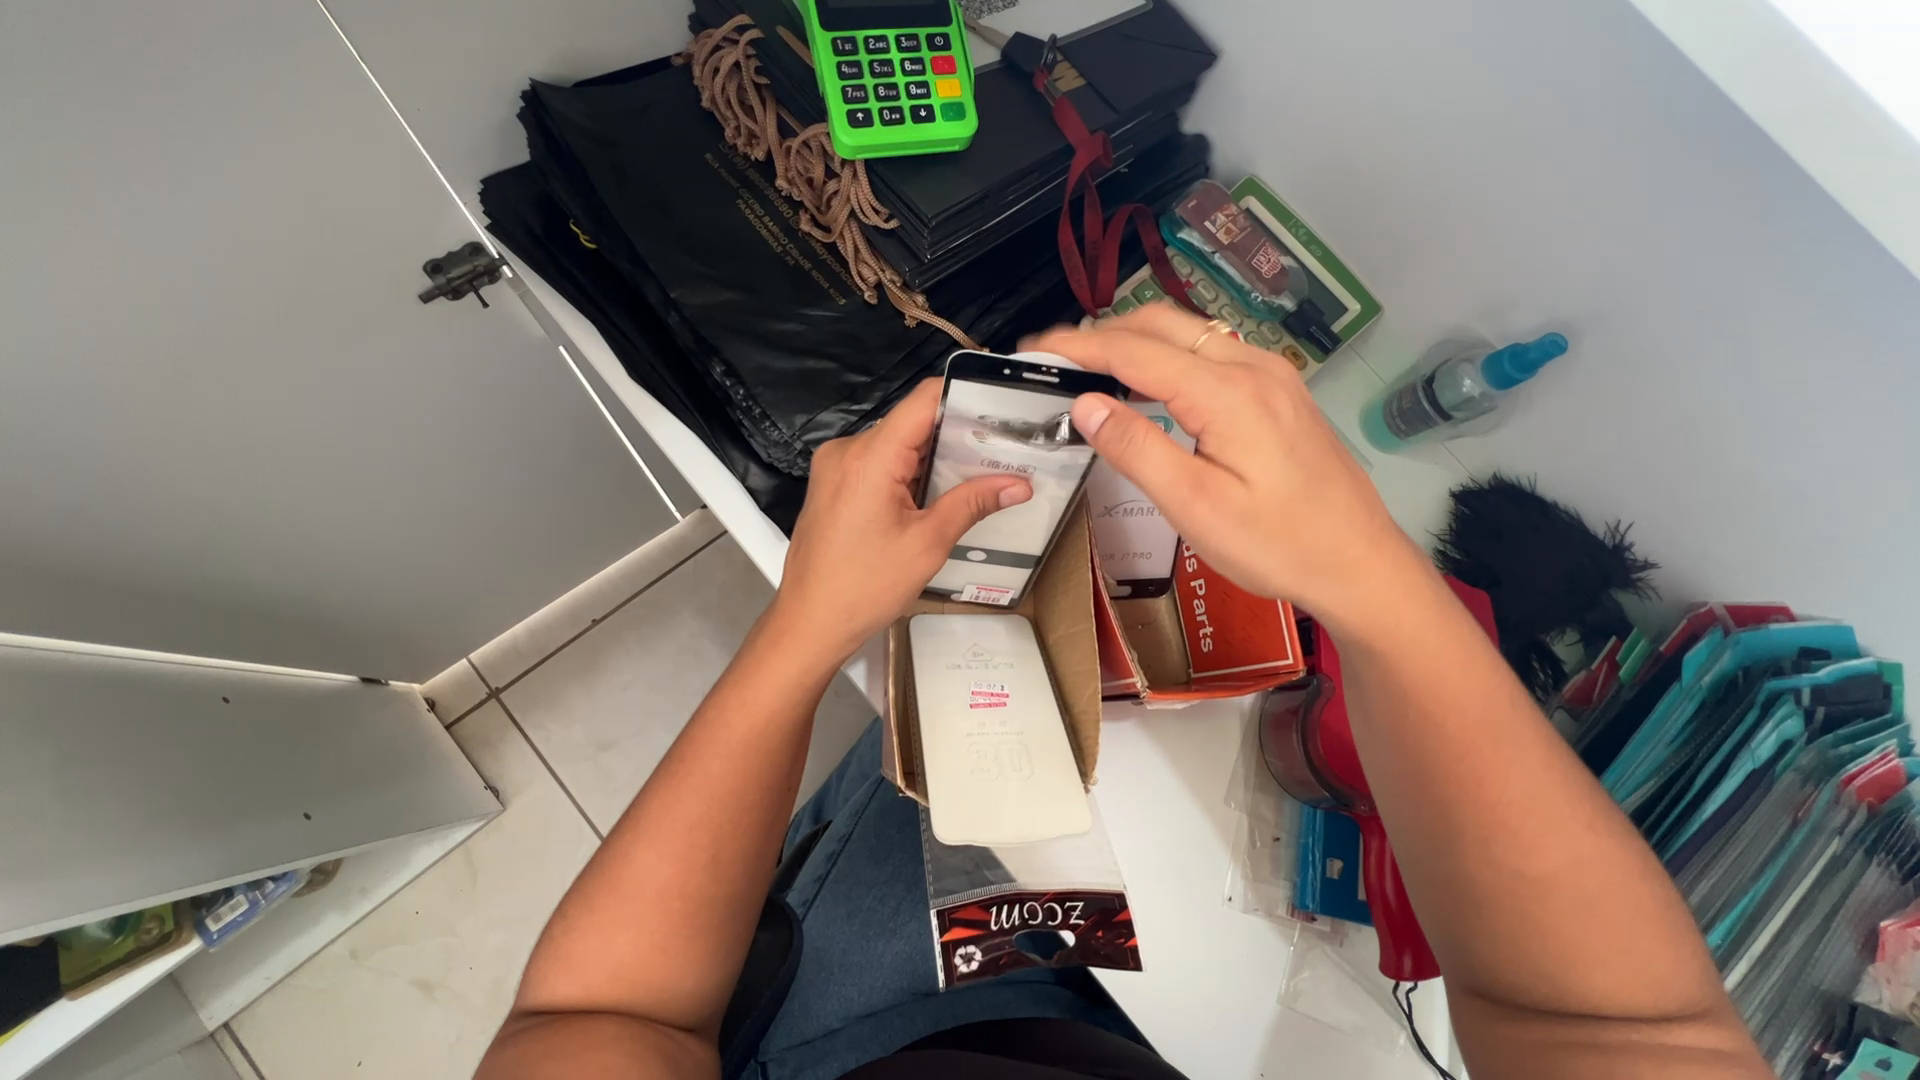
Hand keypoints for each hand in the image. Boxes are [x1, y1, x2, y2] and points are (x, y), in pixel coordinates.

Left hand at [771, 378, 1031, 663]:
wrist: (808, 623)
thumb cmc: (866, 587)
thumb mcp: (928, 544)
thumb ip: (973, 503)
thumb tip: (1021, 485)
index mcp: (869, 457)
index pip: (922, 401)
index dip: (964, 397)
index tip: (1002, 408)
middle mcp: (847, 450)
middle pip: (910, 423)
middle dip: (956, 435)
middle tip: (1003, 448)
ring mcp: (835, 466)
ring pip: (896, 445)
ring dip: (933, 458)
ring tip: (980, 472)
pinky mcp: (832, 484)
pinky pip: (877, 463)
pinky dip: (908, 473)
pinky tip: (938, 493)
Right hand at [1026, 305, 1421, 625]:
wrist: (1359, 563)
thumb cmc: (1276, 544)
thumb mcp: (1194, 506)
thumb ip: (1137, 448)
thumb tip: (1085, 404)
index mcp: (1227, 393)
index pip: (1135, 351)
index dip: (1080, 346)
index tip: (1035, 348)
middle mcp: (1252, 367)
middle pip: (1163, 325)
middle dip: (1105, 333)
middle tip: (1057, 356)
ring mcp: (1272, 376)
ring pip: (1190, 334)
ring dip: (1137, 340)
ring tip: (1092, 365)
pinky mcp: (1281, 392)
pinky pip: (1214, 353)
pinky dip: (1170, 354)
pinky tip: (1152, 382)